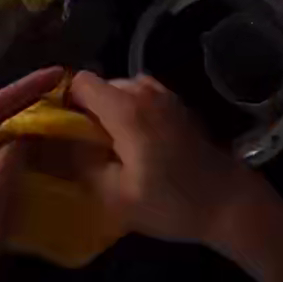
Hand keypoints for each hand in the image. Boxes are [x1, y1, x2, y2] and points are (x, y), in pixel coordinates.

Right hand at [67, 72, 267, 246]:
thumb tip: (59, 143)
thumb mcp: (116, 196)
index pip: (82, 81)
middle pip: (100, 86)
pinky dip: (129, 113)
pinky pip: (139, 97)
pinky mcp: (174, 101)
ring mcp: (162, 92)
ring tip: (111, 150)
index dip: (66, 101)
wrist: (224, 198)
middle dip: (88, 112)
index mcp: (126, 106)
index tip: (62, 130)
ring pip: (119, 91)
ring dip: (110, 113)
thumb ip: (82, 164)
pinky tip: (136, 145)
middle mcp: (143, 89)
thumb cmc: (169, 200)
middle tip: (86, 149)